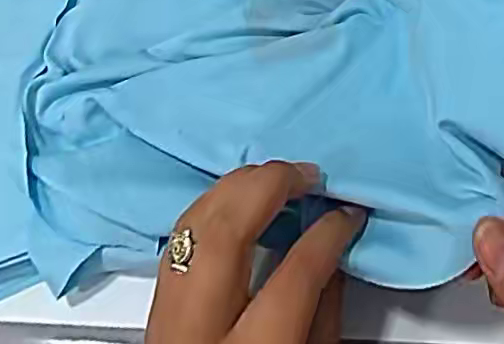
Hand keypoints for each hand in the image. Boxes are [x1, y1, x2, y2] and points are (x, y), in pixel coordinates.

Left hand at [146, 161, 366, 343]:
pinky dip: (212, 203)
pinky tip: (238, 196)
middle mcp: (199, 332)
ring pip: (195, 223)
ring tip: (277, 176)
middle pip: (229, 232)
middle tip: (308, 175)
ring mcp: (169, 317)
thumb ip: (323, 314)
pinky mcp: (157, 305)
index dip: (326, 234)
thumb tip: (333, 249)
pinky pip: (181, 235)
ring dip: (239, 185)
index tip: (346, 212)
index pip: (294, 275)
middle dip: (272, 187)